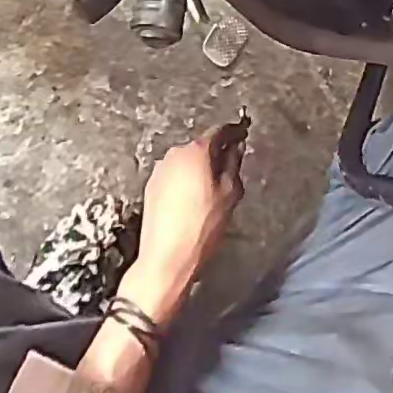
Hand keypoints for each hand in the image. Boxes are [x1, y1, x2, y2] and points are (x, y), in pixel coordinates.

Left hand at [120, 121, 247, 324]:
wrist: (166, 260)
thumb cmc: (200, 229)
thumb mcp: (229, 196)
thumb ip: (233, 165)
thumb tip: (235, 149)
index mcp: (195, 152)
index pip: (218, 132)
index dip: (233, 132)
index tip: (242, 133)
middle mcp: (174, 155)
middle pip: (200, 146)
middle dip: (215, 154)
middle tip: (230, 169)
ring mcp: (160, 170)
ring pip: (186, 162)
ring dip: (198, 169)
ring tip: (210, 192)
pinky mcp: (151, 187)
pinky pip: (173, 176)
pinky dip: (184, 182)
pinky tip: (192, 202)